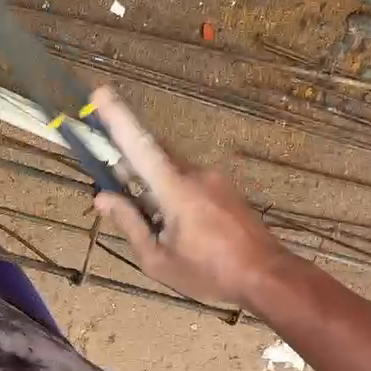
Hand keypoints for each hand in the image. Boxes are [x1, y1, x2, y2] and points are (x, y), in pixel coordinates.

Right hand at [90, 86, 289, 306]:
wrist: (270, 278)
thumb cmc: (210, 274)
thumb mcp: (158, 259)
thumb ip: (129, 223)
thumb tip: (102, 197)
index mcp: (176, 190)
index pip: (139, 147)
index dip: (118, 119)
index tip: (101, 92)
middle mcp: (195, 175)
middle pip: (152, 155)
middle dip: (128, 163)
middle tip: (113, 186)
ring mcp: (213, 180)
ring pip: (169, 170)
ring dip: (150, 185)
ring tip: (150, 222)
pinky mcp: (224, 189)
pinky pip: (186, 180)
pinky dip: (169, 193)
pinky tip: (172, 224)